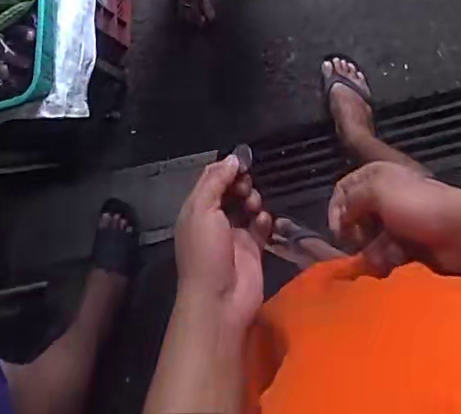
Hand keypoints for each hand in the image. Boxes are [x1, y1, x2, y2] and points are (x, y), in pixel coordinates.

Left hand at [174, 154, 269, 330]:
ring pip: (248, 204)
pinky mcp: (253, 248)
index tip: (241, 162)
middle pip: (232, 190)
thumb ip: (216, 181)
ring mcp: (235, 234)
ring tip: (253, 205)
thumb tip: (233, 158)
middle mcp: (215, 219)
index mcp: (197, 208)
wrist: (220, 301)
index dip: (226, 168)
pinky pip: (261, 225)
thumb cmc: (205, 252)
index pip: (212, 179)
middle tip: (245, 188)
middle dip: (241, 183)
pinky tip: (262, 221)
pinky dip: (263, 219)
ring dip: (253, 198)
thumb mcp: (202, 210)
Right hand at [327, 162, 460, 276]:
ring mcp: (396, 221)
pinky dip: (385, 260)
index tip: (338, 229)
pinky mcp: (407, 244)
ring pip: (369, 239)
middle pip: (355, 216)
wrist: (460, 233)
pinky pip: (385, 254)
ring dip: (371, 251)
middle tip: (359, 245)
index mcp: (376, 175)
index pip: (344, 189)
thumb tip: (340, 216)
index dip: (337, 208)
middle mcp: (384, 196)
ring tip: (382, 258)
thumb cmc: (416, 205)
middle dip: (354, 233)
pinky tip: (392, 263)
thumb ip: (351, 200)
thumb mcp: (377, 191)